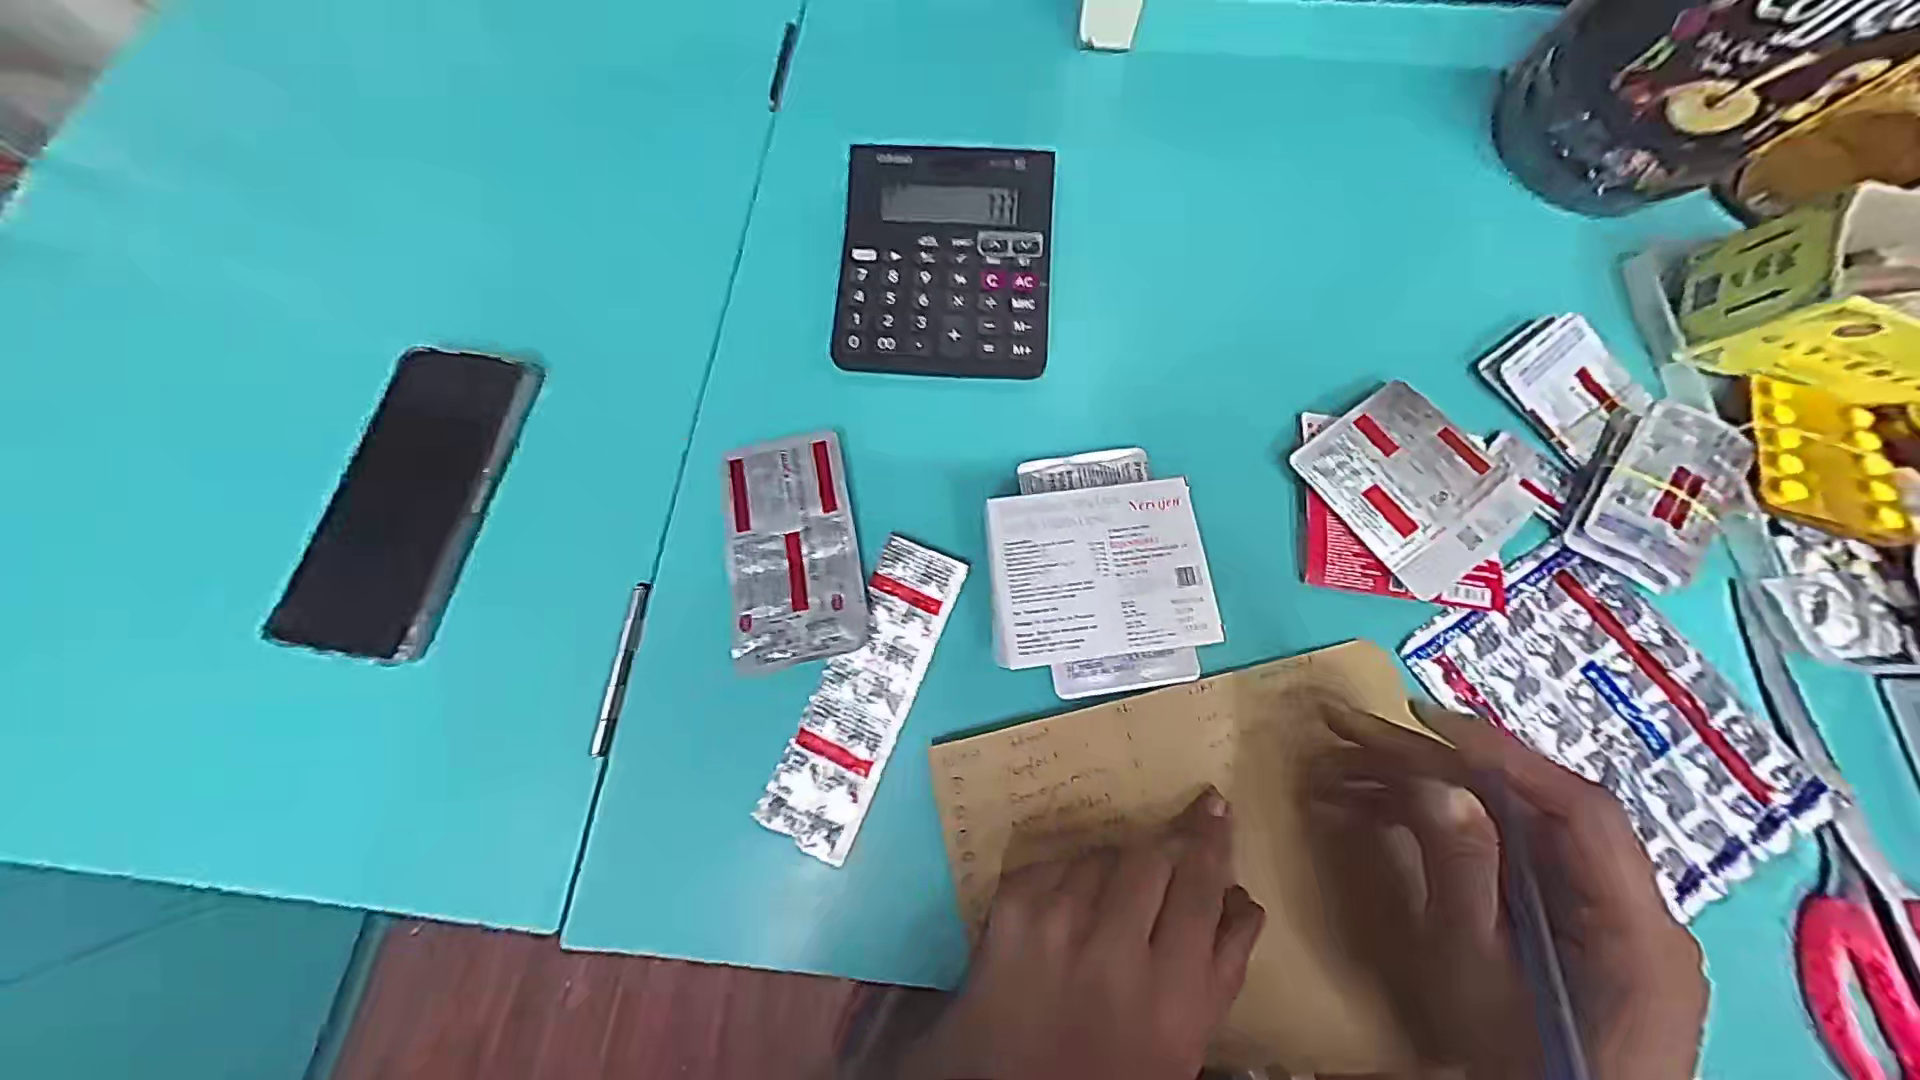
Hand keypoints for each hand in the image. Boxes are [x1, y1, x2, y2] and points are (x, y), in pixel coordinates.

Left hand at [900, 788, 1265, 1079]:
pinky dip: (1065, 879)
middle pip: (1150, 856)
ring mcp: (1054, 920)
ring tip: (1101, 913)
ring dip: (1110, 871)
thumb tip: (1242, 895)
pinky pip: (1055, 862)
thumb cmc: (1107, 1066)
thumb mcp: (1183, 1040)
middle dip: (1161, 852)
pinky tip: (1062, 916)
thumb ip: (1221, 967)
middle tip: (1162, 860)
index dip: (1209, 839)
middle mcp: (1112, 950)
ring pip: (1101, 855)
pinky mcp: (1011, 904)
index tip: (1214, 805)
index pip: (1198, 887)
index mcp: (1169, 995)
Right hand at [1321, 704, 1708, 1079]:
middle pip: (1524, 803)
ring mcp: (1584, 903)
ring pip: (1499, 818)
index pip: (1578, 808)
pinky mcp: (1551, 908)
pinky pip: (1491, 845)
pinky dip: (1429, 821)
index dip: (1502, 753)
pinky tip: (1370, 805)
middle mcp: (1621, 901)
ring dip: (1417, 788)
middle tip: (1353, 732)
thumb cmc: (1508, 1056)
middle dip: (1431, 762)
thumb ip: (1462, 872)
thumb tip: (1439, 786)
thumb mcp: (1474, 965)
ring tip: (1341, 768)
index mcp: (1633, 923)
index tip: (1424, 718)